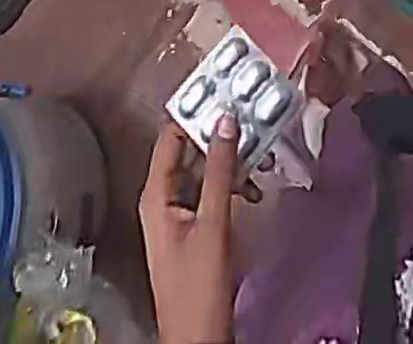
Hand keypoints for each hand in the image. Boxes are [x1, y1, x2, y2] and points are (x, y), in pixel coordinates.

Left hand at [140, 119, 238, 343]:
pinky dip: (229, 186)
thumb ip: (219, 170)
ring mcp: (177, 214)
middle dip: (217, 137)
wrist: (199, 343)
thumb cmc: (199, 287)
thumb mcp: (213, 223)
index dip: (193, 113)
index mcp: (155, 193)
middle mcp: (161, 197)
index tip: (221, 93)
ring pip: (201, 171)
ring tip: (257, 156)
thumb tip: (225, 120)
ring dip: (228, 164)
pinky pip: (209, 192)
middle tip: (248, 119)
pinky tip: (251, 190)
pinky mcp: (193, 228)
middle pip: (187, 151)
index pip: (170, 136)